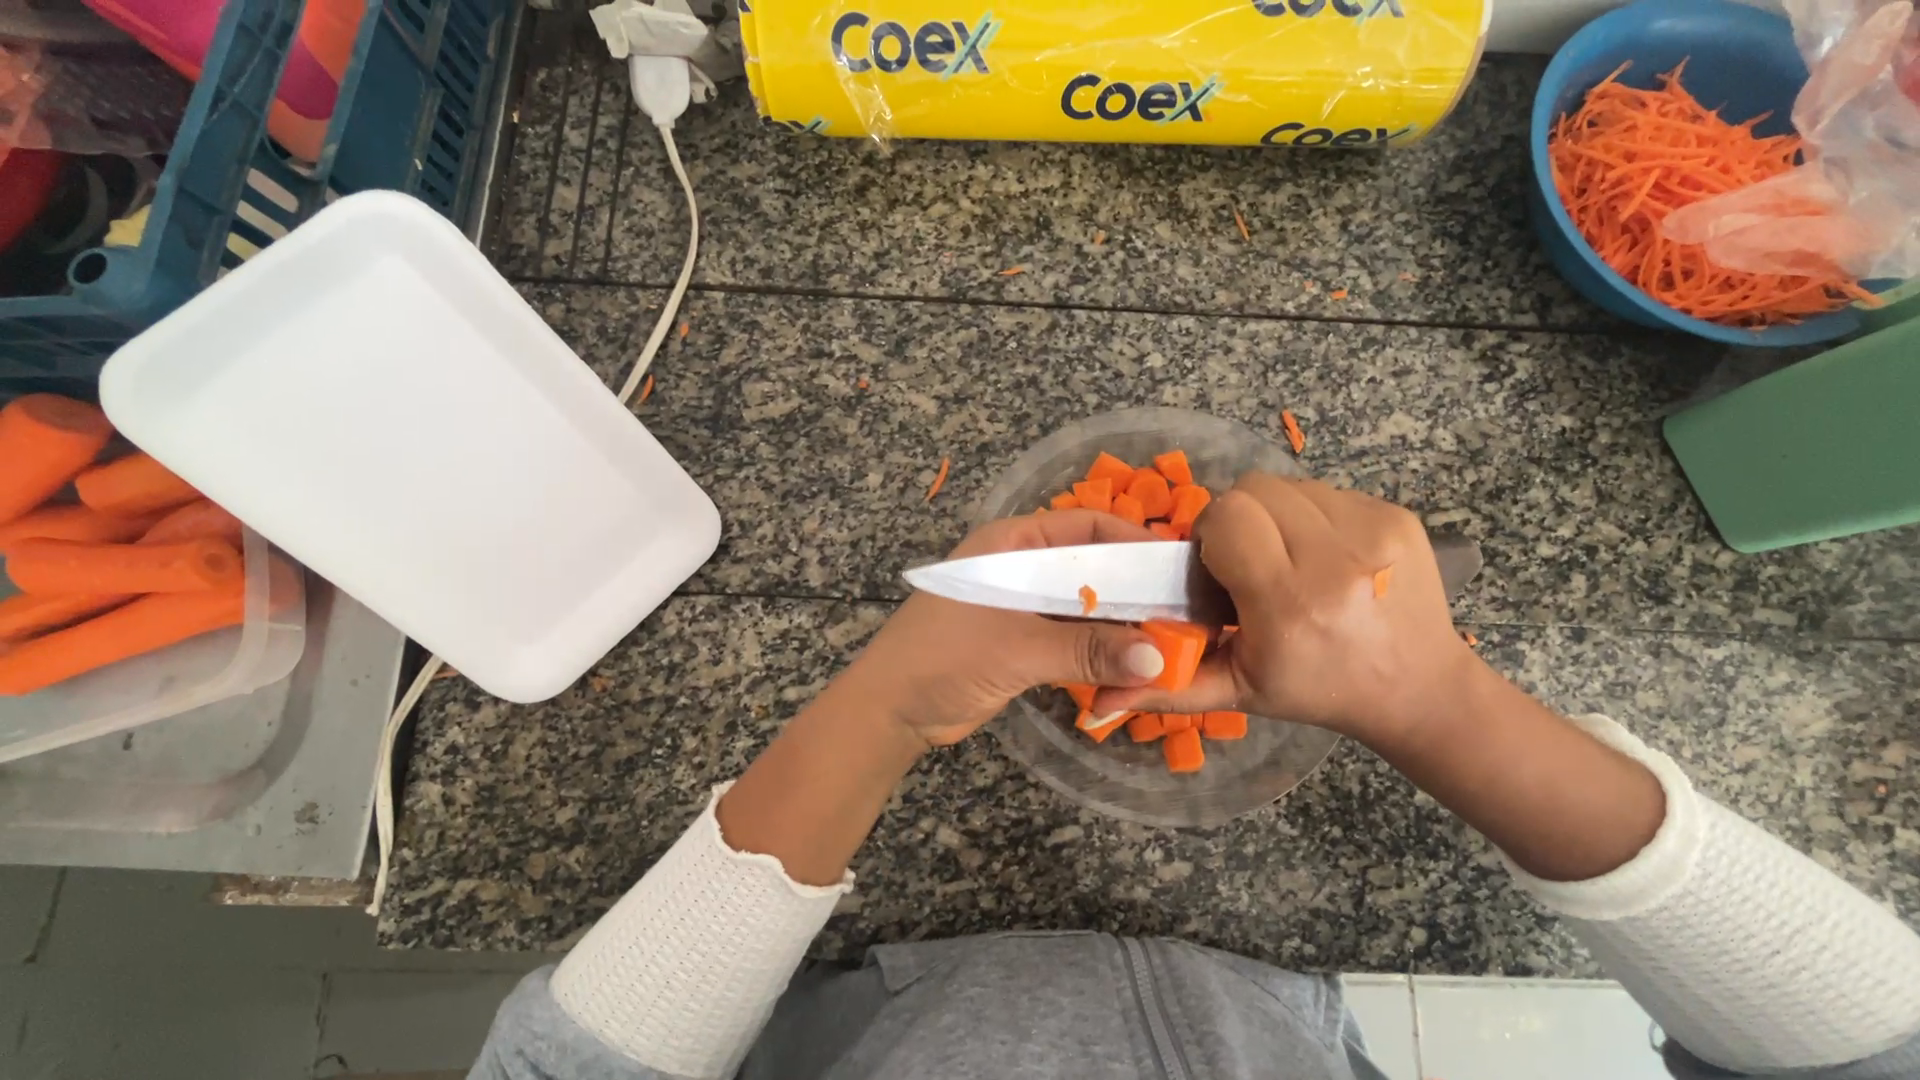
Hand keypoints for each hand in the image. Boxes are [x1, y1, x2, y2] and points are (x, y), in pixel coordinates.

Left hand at [841, 509, 1169, 748]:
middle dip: (1133, 592)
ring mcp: (1021, 606)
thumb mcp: (1017, 648)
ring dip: (1119, 629)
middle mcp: (1020, 567)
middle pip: (1090, 569)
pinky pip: (1072, 639)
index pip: (1085, 526)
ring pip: (1084, 608)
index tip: (1176, 568)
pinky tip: (1131, 669)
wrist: (889, 710)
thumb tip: (1158, 660)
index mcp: (1012, 545)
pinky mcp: (1022, 643)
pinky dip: (1099, 653)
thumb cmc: (943, 659)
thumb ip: (1087, 650)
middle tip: (1182, 616)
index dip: (1132, 542)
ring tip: (1167, 648)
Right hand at [1094, 472, 1476, 749]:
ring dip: (1273, 516)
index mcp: (1291, 603)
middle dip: (1238, 522)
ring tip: (1286, 559)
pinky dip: (1310, 516)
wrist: (1418, 689)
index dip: (1212, 538)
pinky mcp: (1398, 515)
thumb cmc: (1317, 690)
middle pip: (1253, 490)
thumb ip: (1164, 687)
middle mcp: (1338, 558)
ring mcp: (1375, 530)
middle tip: (1248, 564)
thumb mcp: (1236, 692)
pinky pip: (1325, 490)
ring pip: (1288, 484)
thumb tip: (1095, 700)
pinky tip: (1320, 555)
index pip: (1227, 517)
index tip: (1220, 572)